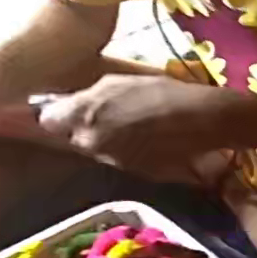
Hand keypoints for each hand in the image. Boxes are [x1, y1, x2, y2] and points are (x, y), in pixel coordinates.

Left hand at [38, 75, 226, 181]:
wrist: (208, 119)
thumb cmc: (165, 92)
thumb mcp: (118, 82)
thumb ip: (87, 96)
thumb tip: (67, 105)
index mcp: (83, 115)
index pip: (49, 121)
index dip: (61, 116)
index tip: (73, 111)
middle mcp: (94, 142)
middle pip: (77, 139)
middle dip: (90, 131)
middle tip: (114, 119)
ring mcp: (118, 162)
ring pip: (104, 153)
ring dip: (115, 144)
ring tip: (141, 131)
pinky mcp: (142, 175)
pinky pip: (129, 164)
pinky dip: (138, 156)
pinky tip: (156, 143)